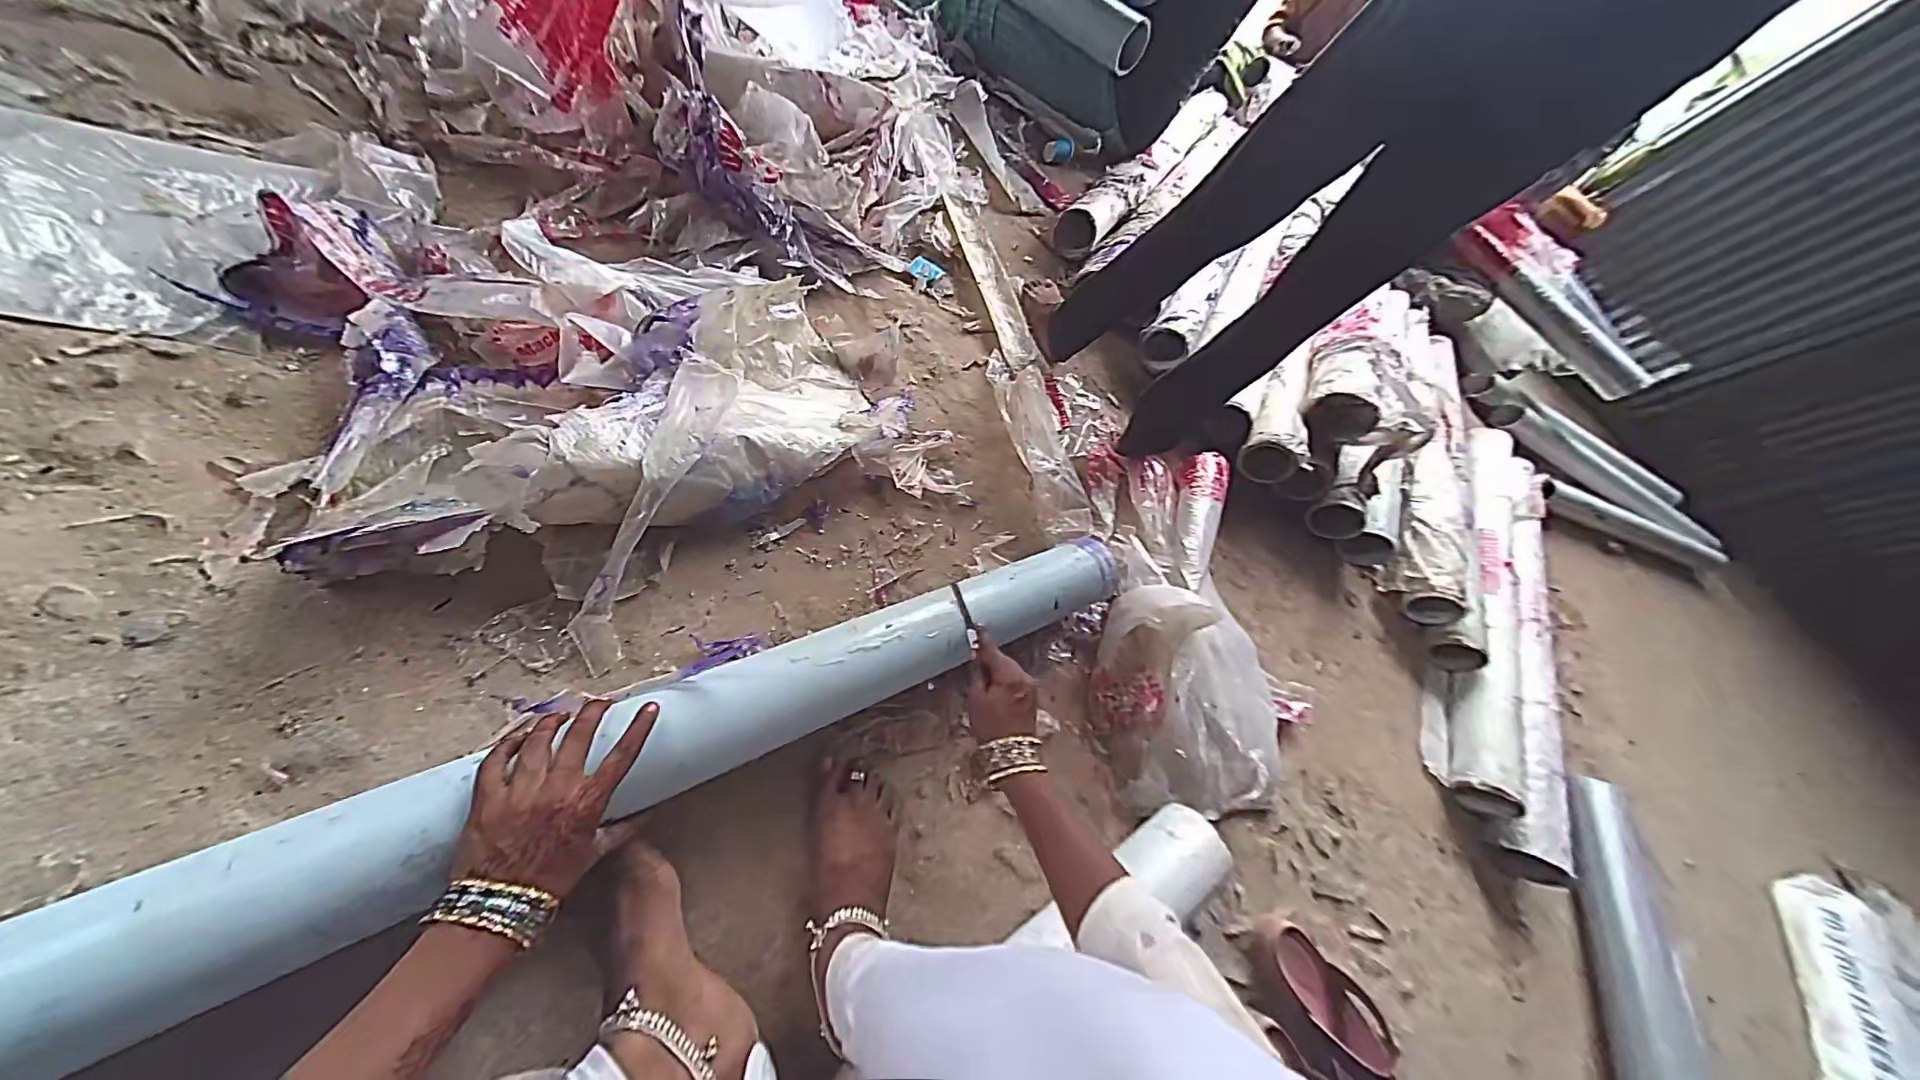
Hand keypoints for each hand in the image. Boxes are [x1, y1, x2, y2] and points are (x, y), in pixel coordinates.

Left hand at [452, 699, 657, 898]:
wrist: (499, 905)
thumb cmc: (551, 881)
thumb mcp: (593, 853)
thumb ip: (621, 830)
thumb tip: (648, 816)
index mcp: (587, 802)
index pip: (621, 756)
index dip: (638, 728)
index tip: (649, 708)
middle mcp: (557, 790)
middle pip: (579, 736)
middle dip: (592, 712)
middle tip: (598, 703)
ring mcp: (521, 791)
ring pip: (538, 741)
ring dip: (551, 722)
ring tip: (560, 714)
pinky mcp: (489, 798)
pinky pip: (496, 760)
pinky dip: (508, 744)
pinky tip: (518, 736)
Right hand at [967, 631, 1037, 741]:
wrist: (1012, 752)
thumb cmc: (990, 726)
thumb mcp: (976, 699)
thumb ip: (978, 674)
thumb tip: (978, 658)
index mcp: (1010, 675)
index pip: (994, 651)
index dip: (983, 639)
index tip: (977, 627)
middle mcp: (1024, 676)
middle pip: (1004, 660)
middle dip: (990, 658)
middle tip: (974, 658)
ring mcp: (1030, 686)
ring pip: (1010, 669)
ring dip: (998, 669)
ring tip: (983, 676)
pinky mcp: (1032, 696)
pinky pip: (1016, 679)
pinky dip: (1006, 679)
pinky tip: (996, 686)